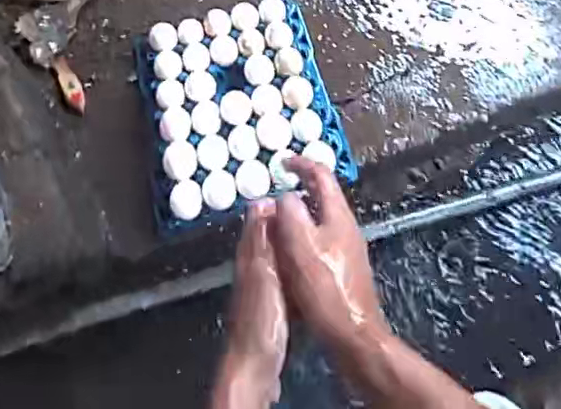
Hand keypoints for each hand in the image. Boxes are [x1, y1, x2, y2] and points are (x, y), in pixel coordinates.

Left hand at [212, 200, 288, 408]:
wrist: (255, 364)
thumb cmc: (261, 316)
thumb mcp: (263, 271)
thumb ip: (262, 239)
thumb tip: (263, 202)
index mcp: (249, 255)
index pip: (257, 220)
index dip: (272, 207)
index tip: (294, 197)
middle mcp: (252, 268)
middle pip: (267, 238)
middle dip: (284, 226)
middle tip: (308, 218)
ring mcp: (260, 289)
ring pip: (276, 258)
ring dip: (290, 249)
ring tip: (311, 242)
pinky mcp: (270, 308)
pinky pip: (283, 280)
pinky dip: (293, 273)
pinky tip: (306, 276)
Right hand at [271, 159, 480, 408]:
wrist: (356, 339)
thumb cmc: (326, 290)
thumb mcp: (300, 247)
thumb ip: (290, 214)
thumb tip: (284, 196)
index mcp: (338, 215)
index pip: (321, 175)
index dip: (301, 164)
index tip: (281, 163)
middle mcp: (346, 226)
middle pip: (324, 194)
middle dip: (300, 186)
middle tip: (277, 187)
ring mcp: (348, 248)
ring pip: (322, 216)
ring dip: (301, 211)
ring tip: (278, 216)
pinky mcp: (345, 268)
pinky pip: (322, 237)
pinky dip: (304, 233)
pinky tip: (290, 250)